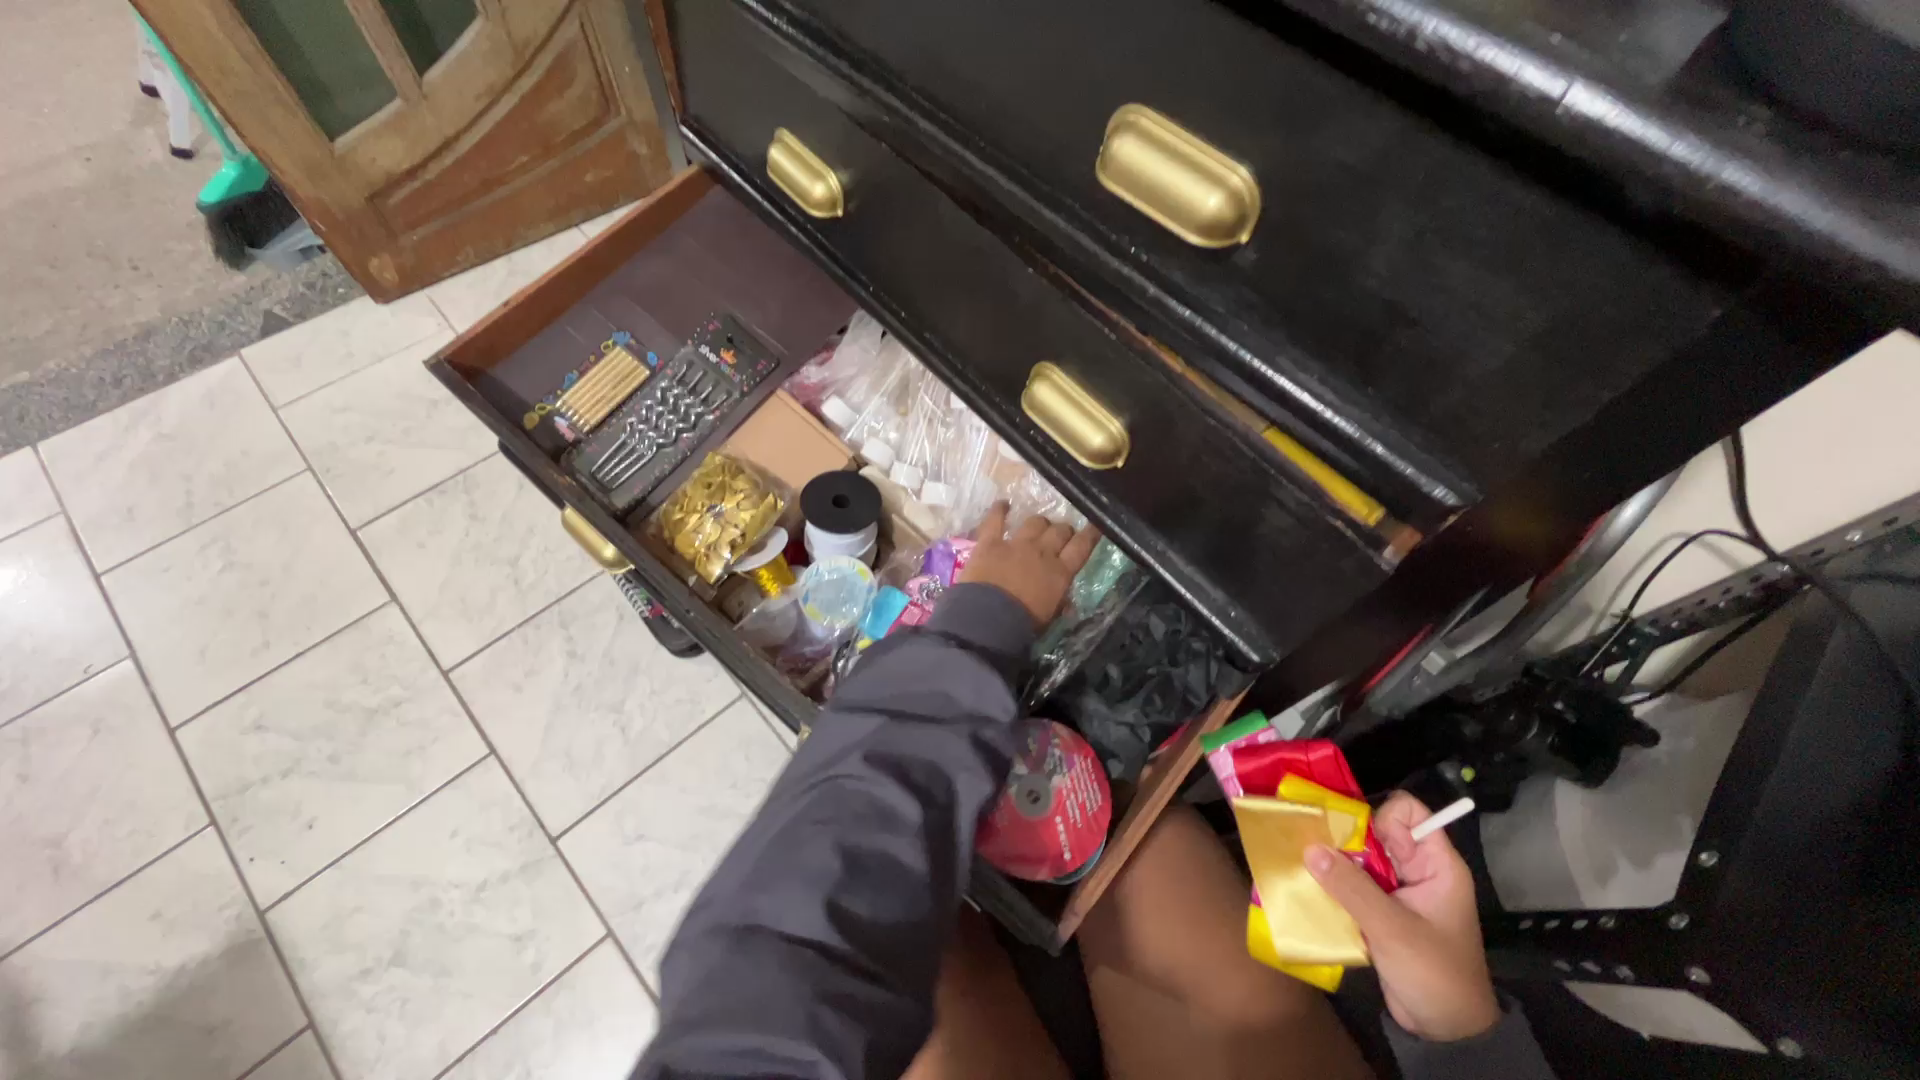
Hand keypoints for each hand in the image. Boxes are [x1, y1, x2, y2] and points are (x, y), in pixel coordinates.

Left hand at [959, 502, 1099, 626]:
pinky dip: (999, 510)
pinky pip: (996, 519)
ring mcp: (1016, 544)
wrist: (988, 619)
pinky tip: (1003, 504)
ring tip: (1039, 527)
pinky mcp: (990, 542)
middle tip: (1061, 536)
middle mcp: (1042, 552)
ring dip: (1040, 524)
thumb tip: (1068, 602)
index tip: (1095, 525)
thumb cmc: (1022, 625)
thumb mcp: (1049, 618)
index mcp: (1060, 572)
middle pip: (1059, 531)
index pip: (1082, 546)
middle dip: (1063, 531)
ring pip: (1035, 523)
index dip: (1090, 534)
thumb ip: (1060, 604)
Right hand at [1305, 792, 1499, 1042]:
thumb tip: (1309, 847)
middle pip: (1376, 831)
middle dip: (1344, 836)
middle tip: (1310, 843)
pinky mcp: (1379, 910)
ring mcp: (1396, 890)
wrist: (1446, 1030)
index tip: (1350, 837)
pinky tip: (1309, 887)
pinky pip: (1352, 882)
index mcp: (1435, 864)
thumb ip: (1351, 887)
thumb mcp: (1393, 930)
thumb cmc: (1435, 974)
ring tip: (1302, 864)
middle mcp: (1416, 870)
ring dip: (1333, 860)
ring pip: (1359, 856)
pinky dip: (1332, 882)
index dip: (1379, 816)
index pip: (1408, 813)